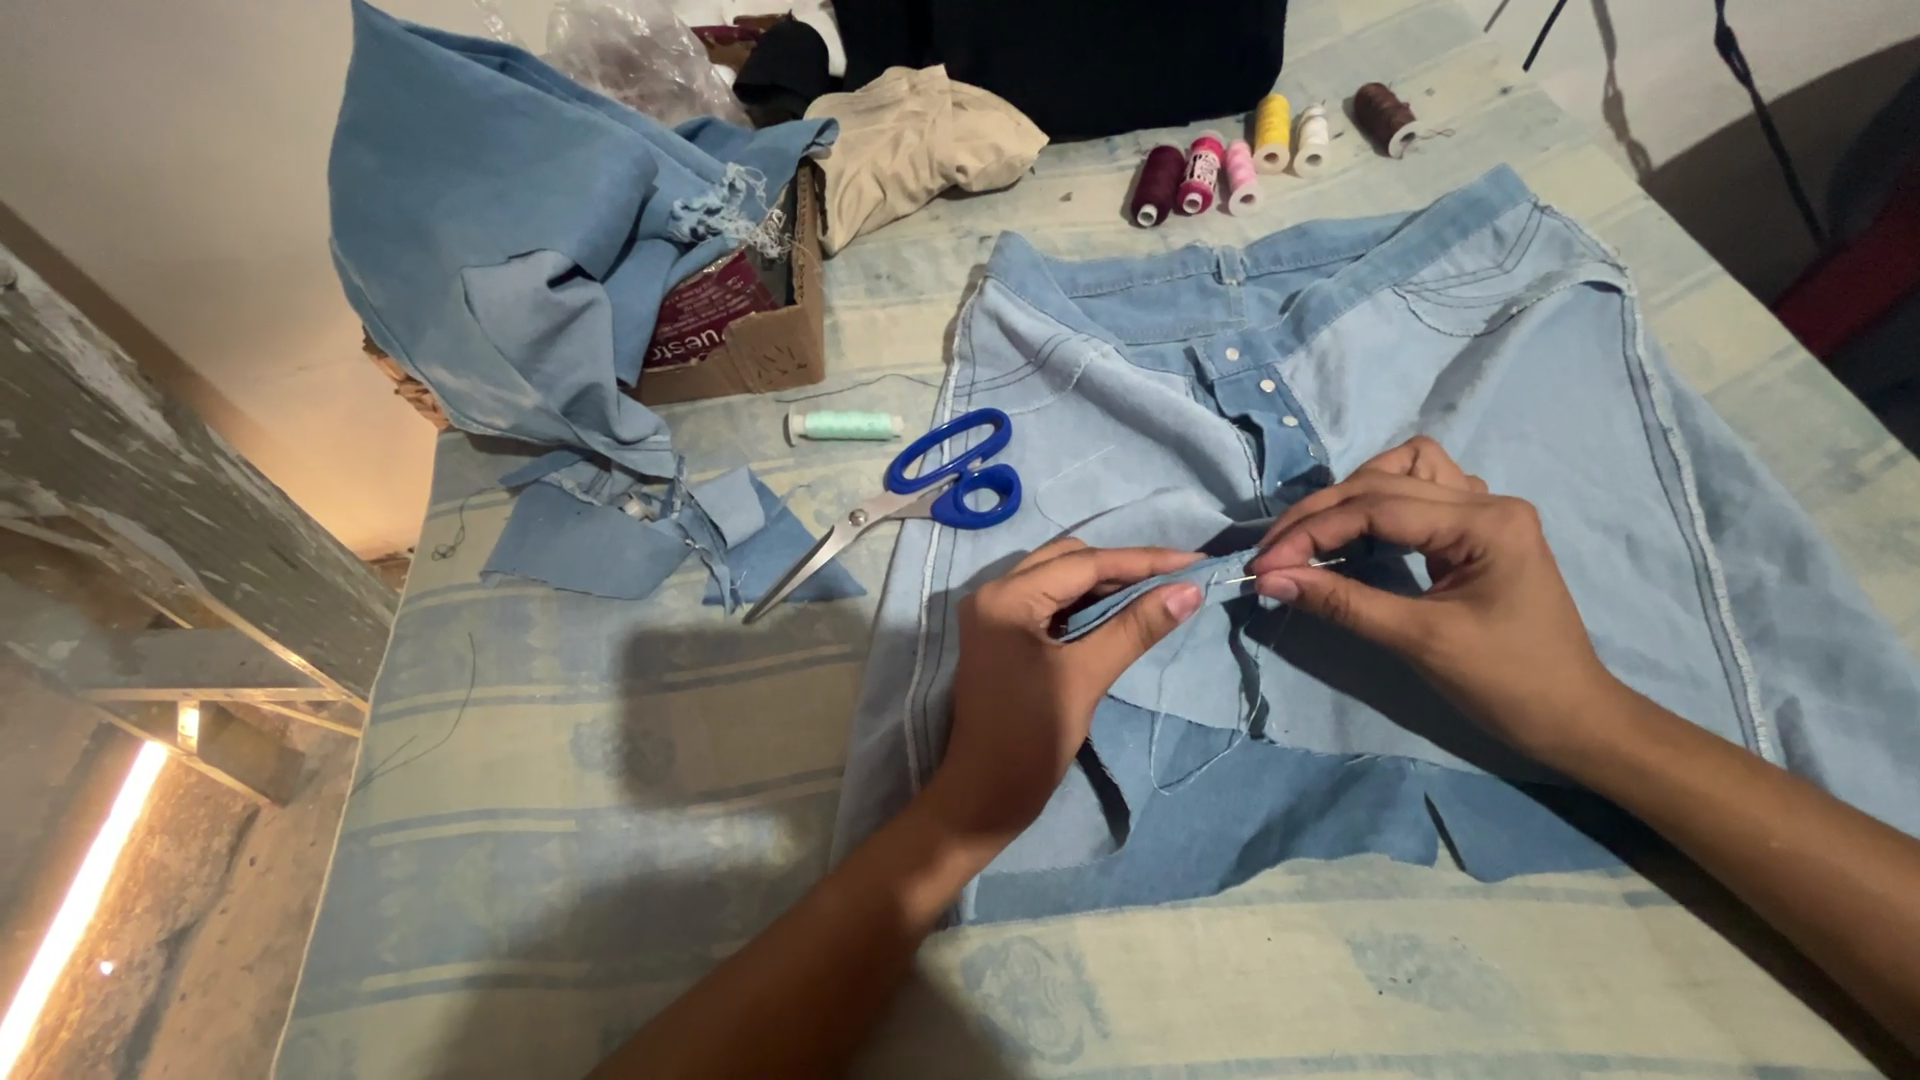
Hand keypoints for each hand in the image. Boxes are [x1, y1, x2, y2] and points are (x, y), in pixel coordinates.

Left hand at [925, 539, 1203, 844]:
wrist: (985, 794)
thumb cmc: (1031, 736)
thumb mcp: (1086, 677)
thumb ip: (1136, 628)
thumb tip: (1189, 591)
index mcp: (1006, 597)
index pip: (1083, 563)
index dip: (1143, 560)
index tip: (1195, 561)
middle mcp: (993, 593)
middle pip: (1068, 561)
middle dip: (1123, 568)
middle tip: (1176, 580)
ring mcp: (994, 613)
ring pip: (1059, 579)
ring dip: (1106, 585)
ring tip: (1157, 593)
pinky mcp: (1001, 634)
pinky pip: (1050, 603)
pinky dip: (1086, 605)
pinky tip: (1121, 613)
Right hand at [1247, 436, 1620, 761]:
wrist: (1571, 717)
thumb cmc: (1505, 682)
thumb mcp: (1417, 641)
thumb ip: (1341, 602)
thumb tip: (1270, 578)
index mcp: (1485, 521)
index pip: (1375, 508)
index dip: (1311, 533)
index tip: (1263, 566)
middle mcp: (1486, 502)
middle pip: (1381, 483)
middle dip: (1319, 516)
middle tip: (1273, 555)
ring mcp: (1485, 512)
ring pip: (1403, 472)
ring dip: (1351, 495)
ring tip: (1314, 535)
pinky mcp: (1476, 531)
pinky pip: (1419, 493)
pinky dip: (1379, 502)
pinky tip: (1359, 531)